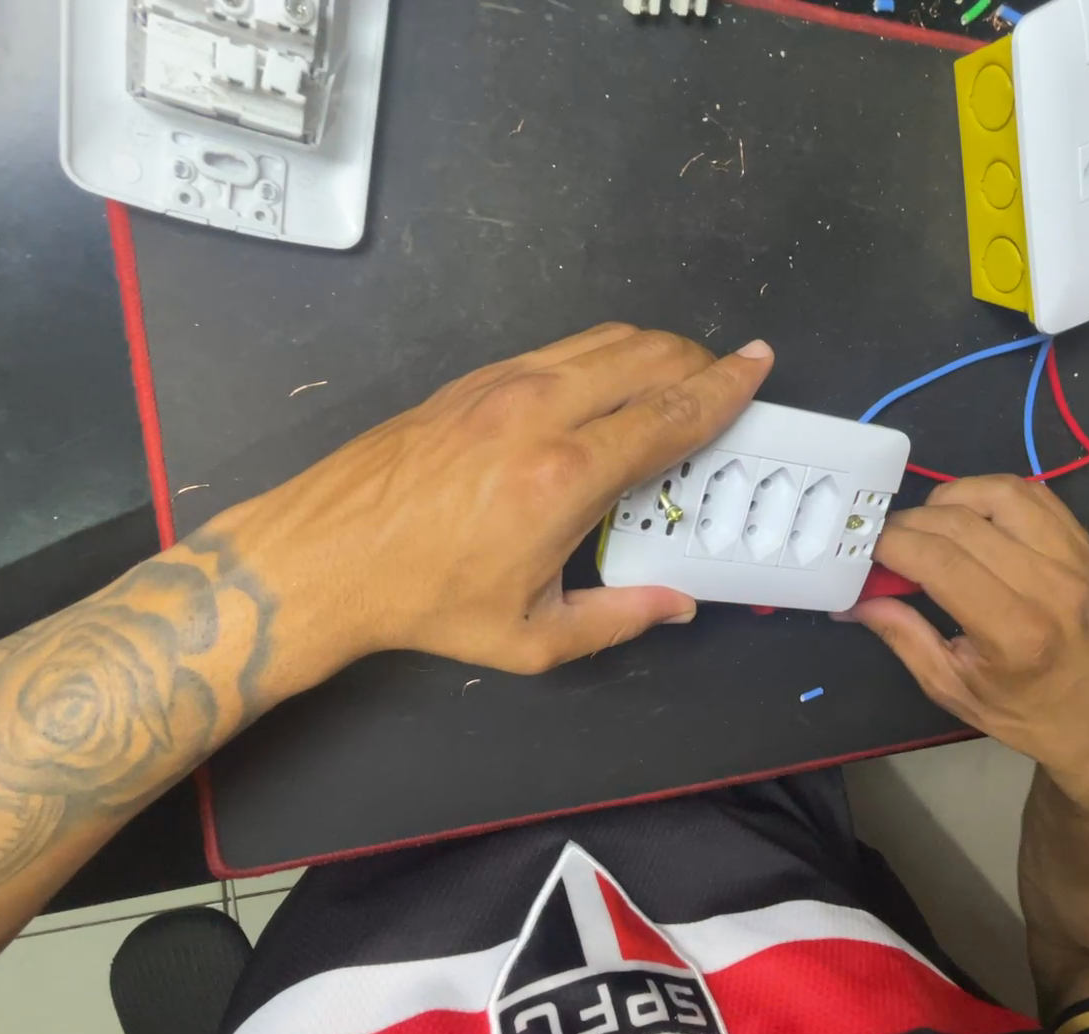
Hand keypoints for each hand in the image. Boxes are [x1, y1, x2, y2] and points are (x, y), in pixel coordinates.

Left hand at [204, 324, 772, 697]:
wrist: (329, 554)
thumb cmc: (431, 601)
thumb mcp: (534, 638)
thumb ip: (619, 619)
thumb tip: (679, 603)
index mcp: (566, 476)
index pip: (669, 415)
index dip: (725, 388)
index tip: (759, 365)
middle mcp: (541, 411)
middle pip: (647, 357)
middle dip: (700, 360)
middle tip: (726, 380)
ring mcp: (504, 384)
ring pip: (606, 340)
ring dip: (656, 350)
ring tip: (679, 376)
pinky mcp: (476, 378)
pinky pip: (563, 348)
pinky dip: (607, 354)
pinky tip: (610, 384)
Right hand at [844, 476, 1088, 821]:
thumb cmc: (1024, 713)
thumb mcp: (950, 686)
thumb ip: (900, 634)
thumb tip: (850, 599)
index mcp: (1014, 631)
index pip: (938, 561)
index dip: (890, 544)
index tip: (863, 550)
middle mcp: (1049, 585)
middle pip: (959, 523)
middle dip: (907, 524)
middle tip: (884, 543)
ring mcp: (1074, 558)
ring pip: (997, 493)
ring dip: (948, 500)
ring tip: (928, 527)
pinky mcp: (1086, 544)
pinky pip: (1031, 493)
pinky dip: (988, 494)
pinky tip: (969, 517)